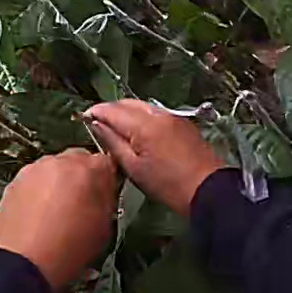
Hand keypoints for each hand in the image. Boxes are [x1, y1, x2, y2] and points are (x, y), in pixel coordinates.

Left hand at [0, 148, 118, 292]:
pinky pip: (35, 180)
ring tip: (56, 212)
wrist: (21, 264)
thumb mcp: (104, 228)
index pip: (106, 162)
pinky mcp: (15, 181)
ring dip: (59, 183)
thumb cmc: (68, 250)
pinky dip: (39, 191)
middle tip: (81, 204)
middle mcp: (61, 162)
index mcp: (89, 169)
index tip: (104, 195)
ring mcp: (35, 169)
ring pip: (54, 169)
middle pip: (78, 160)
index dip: (106, 180)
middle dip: (82, 177)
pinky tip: (39, 215)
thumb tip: (104, 189)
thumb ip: (107, 199)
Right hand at [85, 99, 223, 216]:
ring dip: (125, 111)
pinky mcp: (181, 122)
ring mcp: (172, 116)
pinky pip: (155, 112)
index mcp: (143, 124)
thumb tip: (96, 124)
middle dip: (110, 109)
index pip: (112, 109)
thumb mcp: (133, 168)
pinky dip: (141, 116)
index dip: (96, 112)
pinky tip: (137, 130)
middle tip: (97, 122)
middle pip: (127, 103)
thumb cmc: (167, 185)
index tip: (84, 118)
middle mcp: (158, 114)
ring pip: (141, 105)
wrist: (207, 190)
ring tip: (115, 126)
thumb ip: (112, 142)